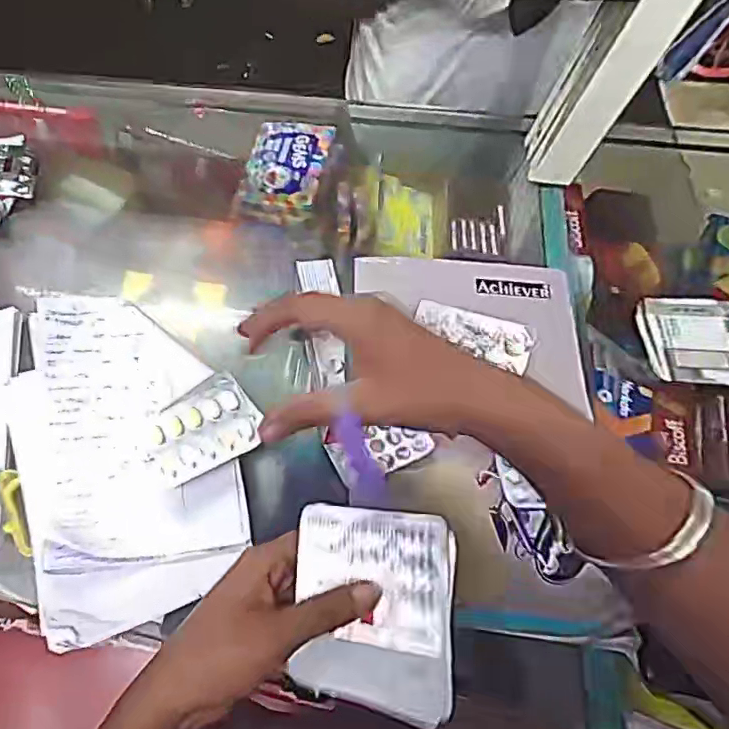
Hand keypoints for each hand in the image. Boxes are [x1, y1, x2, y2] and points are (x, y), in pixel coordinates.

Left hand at [133, 532, 378, 728]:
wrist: (180, 697)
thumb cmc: (214, 657)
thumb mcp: (279, 631)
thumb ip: (326, 610)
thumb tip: (366, 589)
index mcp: (260, 563)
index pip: (310, 538)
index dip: (345, 544)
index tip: (381, 552)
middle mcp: (261, 577)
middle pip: (313, 568)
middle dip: (348, 578)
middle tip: (391, 584)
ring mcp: (262, 604)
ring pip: (309, 596)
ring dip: (338, 605)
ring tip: (380, 610)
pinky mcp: (263, 630)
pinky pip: (300, 620)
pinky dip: (322, 626)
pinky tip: (349, 634)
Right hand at [238, 293, 522, 440]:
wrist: (481, 397)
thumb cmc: (427, 394)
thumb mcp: (360, 406)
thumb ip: (309, 413)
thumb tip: (269, 427)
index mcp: (358, 317)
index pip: (298, 307)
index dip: (266, 320)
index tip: (246, 338)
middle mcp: (370, 309)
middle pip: (312, 302)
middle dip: (278, 317)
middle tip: (255, 336)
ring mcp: (385, 317)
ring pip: (330, 308)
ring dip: (301, 320)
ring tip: (280, 338)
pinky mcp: (394, 330)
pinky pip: (347, 318)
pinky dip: (322, 327)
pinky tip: (323, 347)